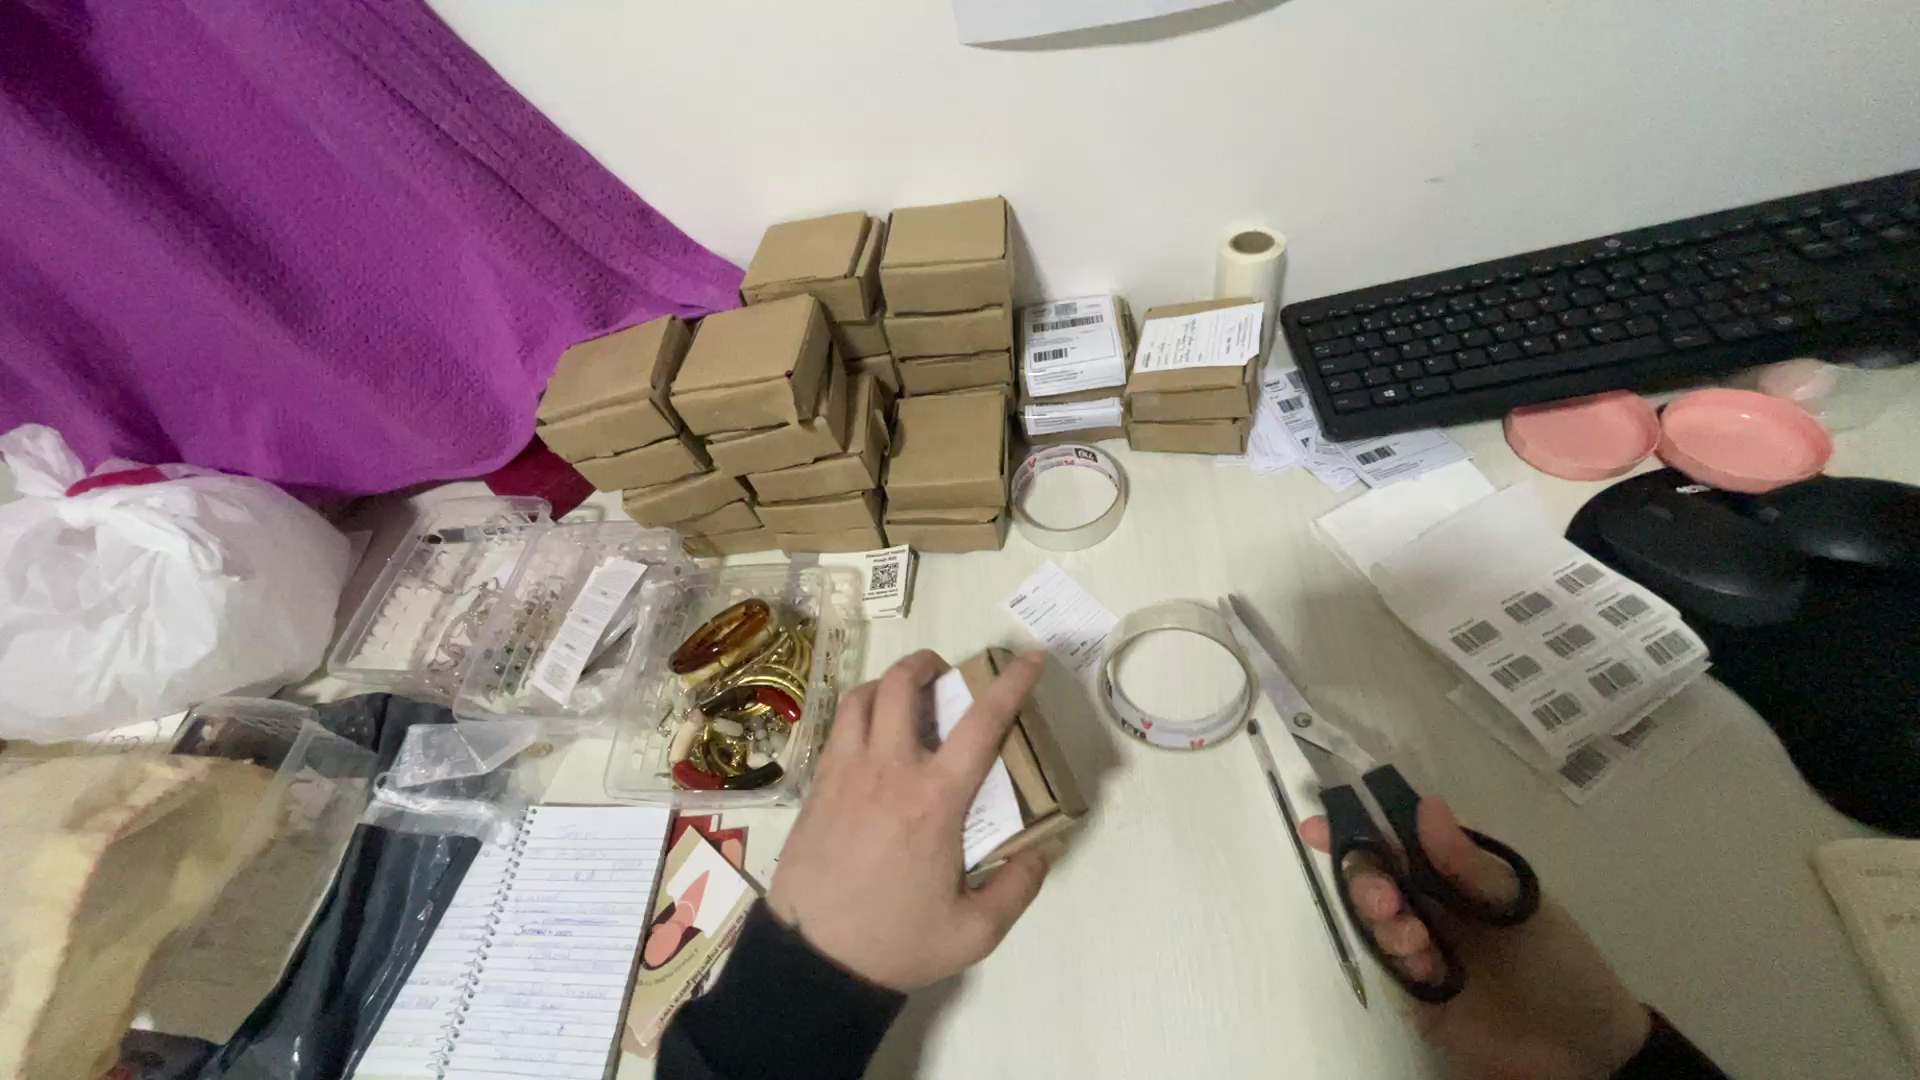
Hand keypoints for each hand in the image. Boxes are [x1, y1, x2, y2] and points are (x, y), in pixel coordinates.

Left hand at [768, 649, 1053, 989]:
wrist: (812, 960)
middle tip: (946, 674)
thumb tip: (1045, 849)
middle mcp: (888, 769)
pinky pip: (838, 726)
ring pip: (861, 696)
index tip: (1031, 658)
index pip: (982, 724)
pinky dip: (860, 711)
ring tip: (906, 697)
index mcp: (934, 799)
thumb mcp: (973, 933)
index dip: (1012, 684)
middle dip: (928, 663)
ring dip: (888, 682)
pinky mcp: (818, 784)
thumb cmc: (895, 941)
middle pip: (902, 685)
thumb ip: (1018, 888)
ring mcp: (846, 772)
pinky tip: (872, 737)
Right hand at [1301, 799, 1650, 1079]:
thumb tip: (1427, 804)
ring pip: (1372, 918)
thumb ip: (1467, 861)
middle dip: (1364, 880)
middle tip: (1386, 900)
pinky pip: (1386, 963)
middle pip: (1370, 875)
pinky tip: (1425, 966)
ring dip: (1381, 921)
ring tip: (1416, 941)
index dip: (1350, 829)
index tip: (1314, 828)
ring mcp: (1417, 944)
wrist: (1589, 1055)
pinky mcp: (1413, 988)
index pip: (1389, 839)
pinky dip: (1398, 959)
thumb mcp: (1521, 904)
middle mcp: (1423, 901)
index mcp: (1446, 870)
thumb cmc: (1558, 963)